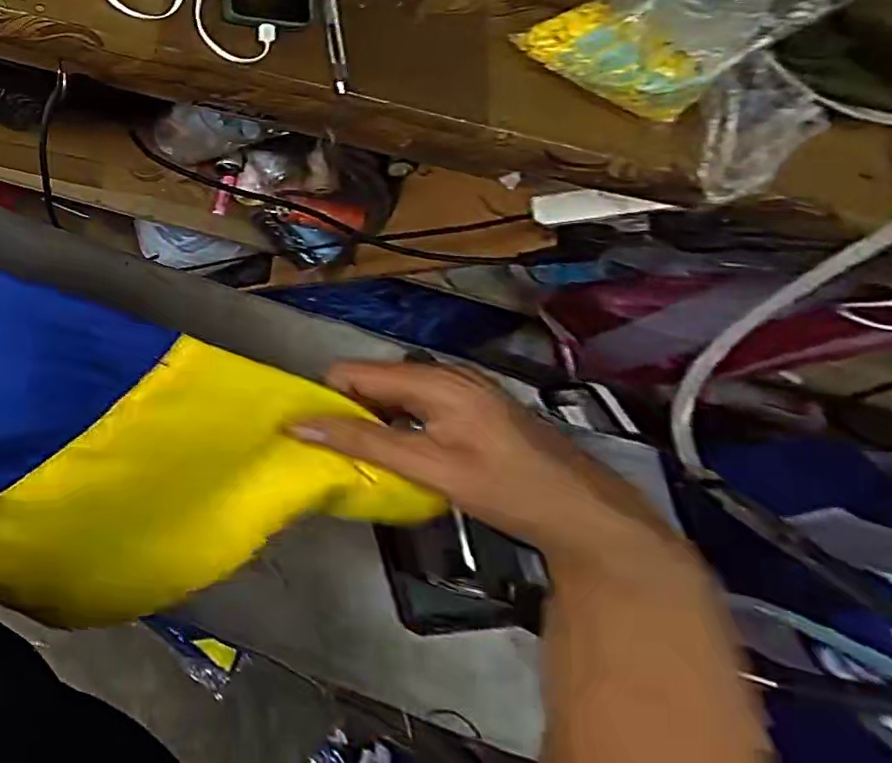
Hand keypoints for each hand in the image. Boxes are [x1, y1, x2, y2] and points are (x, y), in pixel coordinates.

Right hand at [288, 361, 672, 565]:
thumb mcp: (431, 468)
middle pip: (371, 381)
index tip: (316, 435)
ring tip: (370, 457)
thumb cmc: (509, 489)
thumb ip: (364, 443)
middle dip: (350, 412)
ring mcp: (461, 388)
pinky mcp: (471, 407)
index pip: (351, 372)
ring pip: (392, 395)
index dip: (328, 400)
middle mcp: (444, 373)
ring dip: (374, 421)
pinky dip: (399, 425)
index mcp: (432, 379)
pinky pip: (415, 405)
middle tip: (344, 452)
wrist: (591, 518)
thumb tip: (299, 425)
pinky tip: (406, 455)